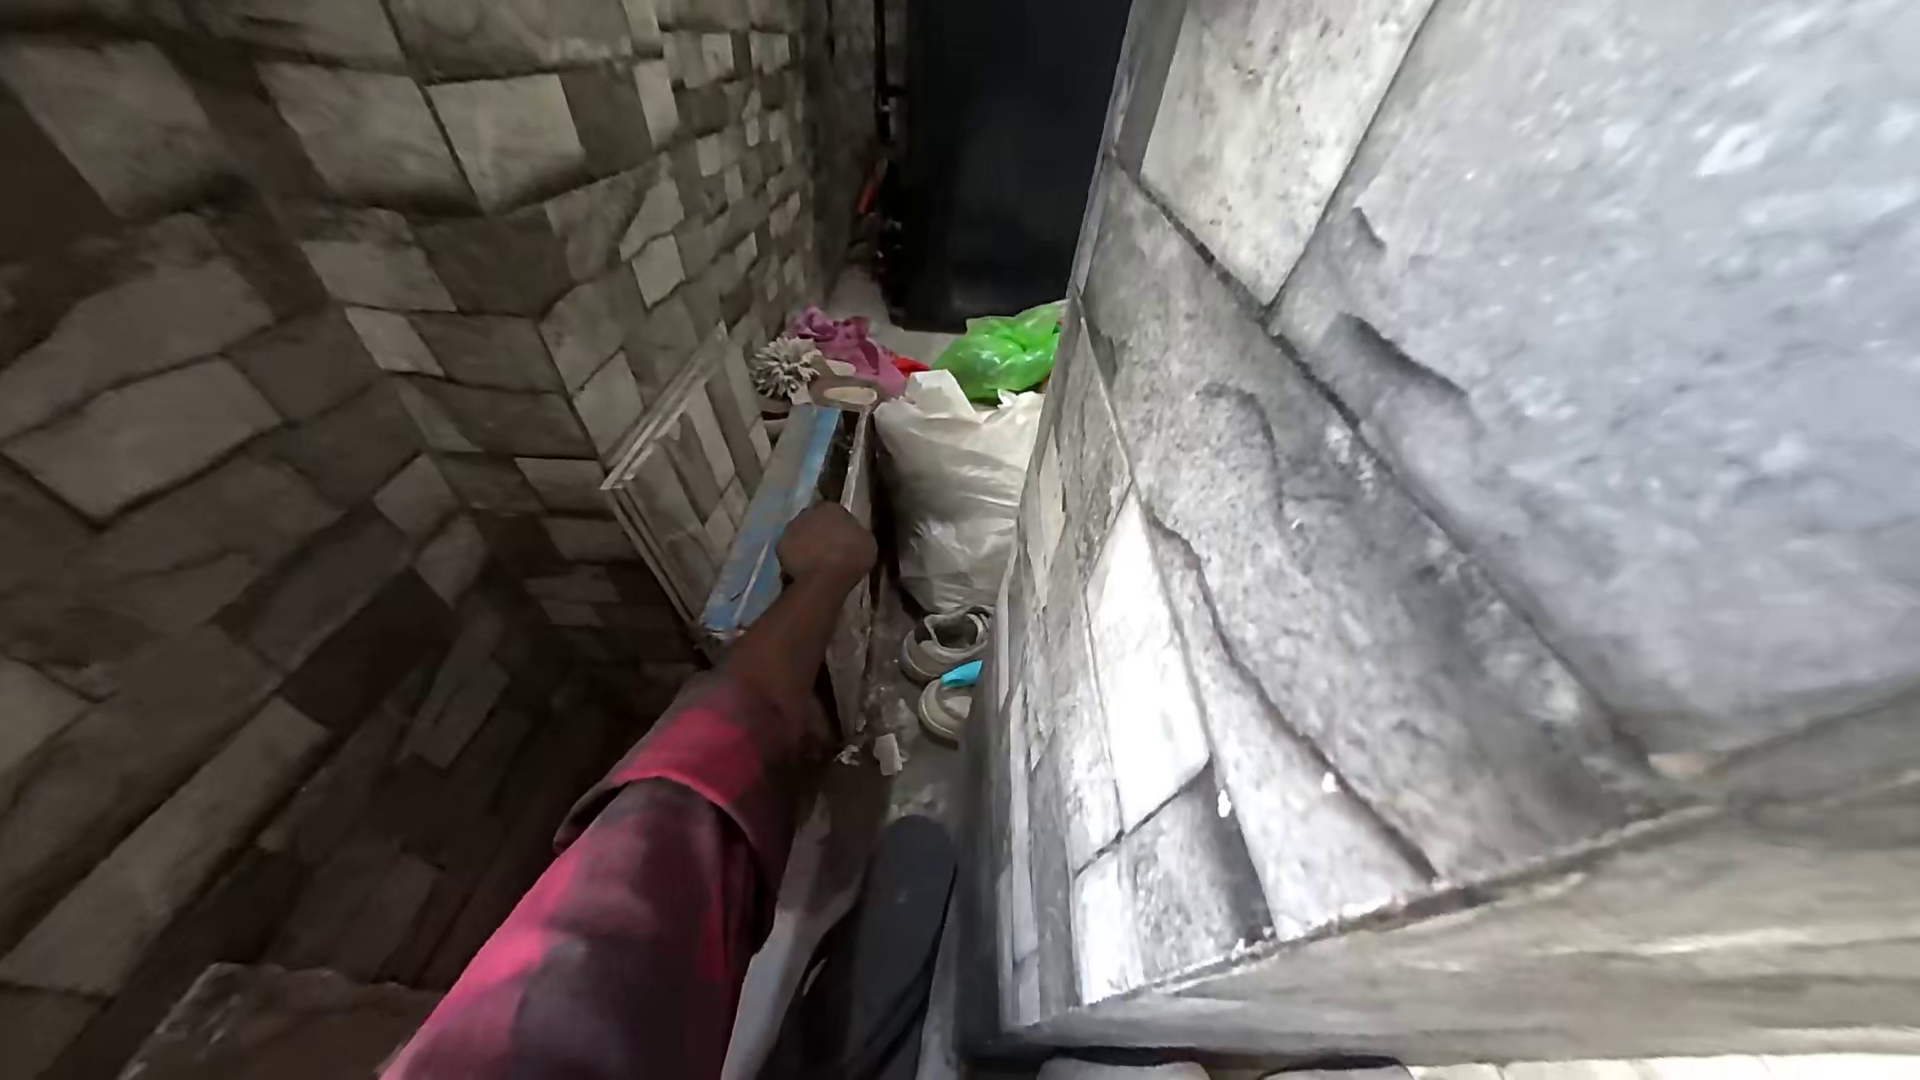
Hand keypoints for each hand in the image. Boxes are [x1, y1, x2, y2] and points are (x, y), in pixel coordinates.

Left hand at [776, 503, 875, 589]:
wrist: (824, 578)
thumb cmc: (851, 558)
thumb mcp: (868, 542)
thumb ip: (857, 533)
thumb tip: (852, 533)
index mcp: (832, 507)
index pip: (835, 512)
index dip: (839, 525)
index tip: (843, 538)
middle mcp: (809, 512)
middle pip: (815, 520)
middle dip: (819, 530)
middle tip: (828, 548)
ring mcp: (791, 527)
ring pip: (800, 532)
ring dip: (806, 542)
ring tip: (814, 560)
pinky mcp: (779, 544)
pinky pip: (789, 548)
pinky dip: (795, 555)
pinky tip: (803, 567)